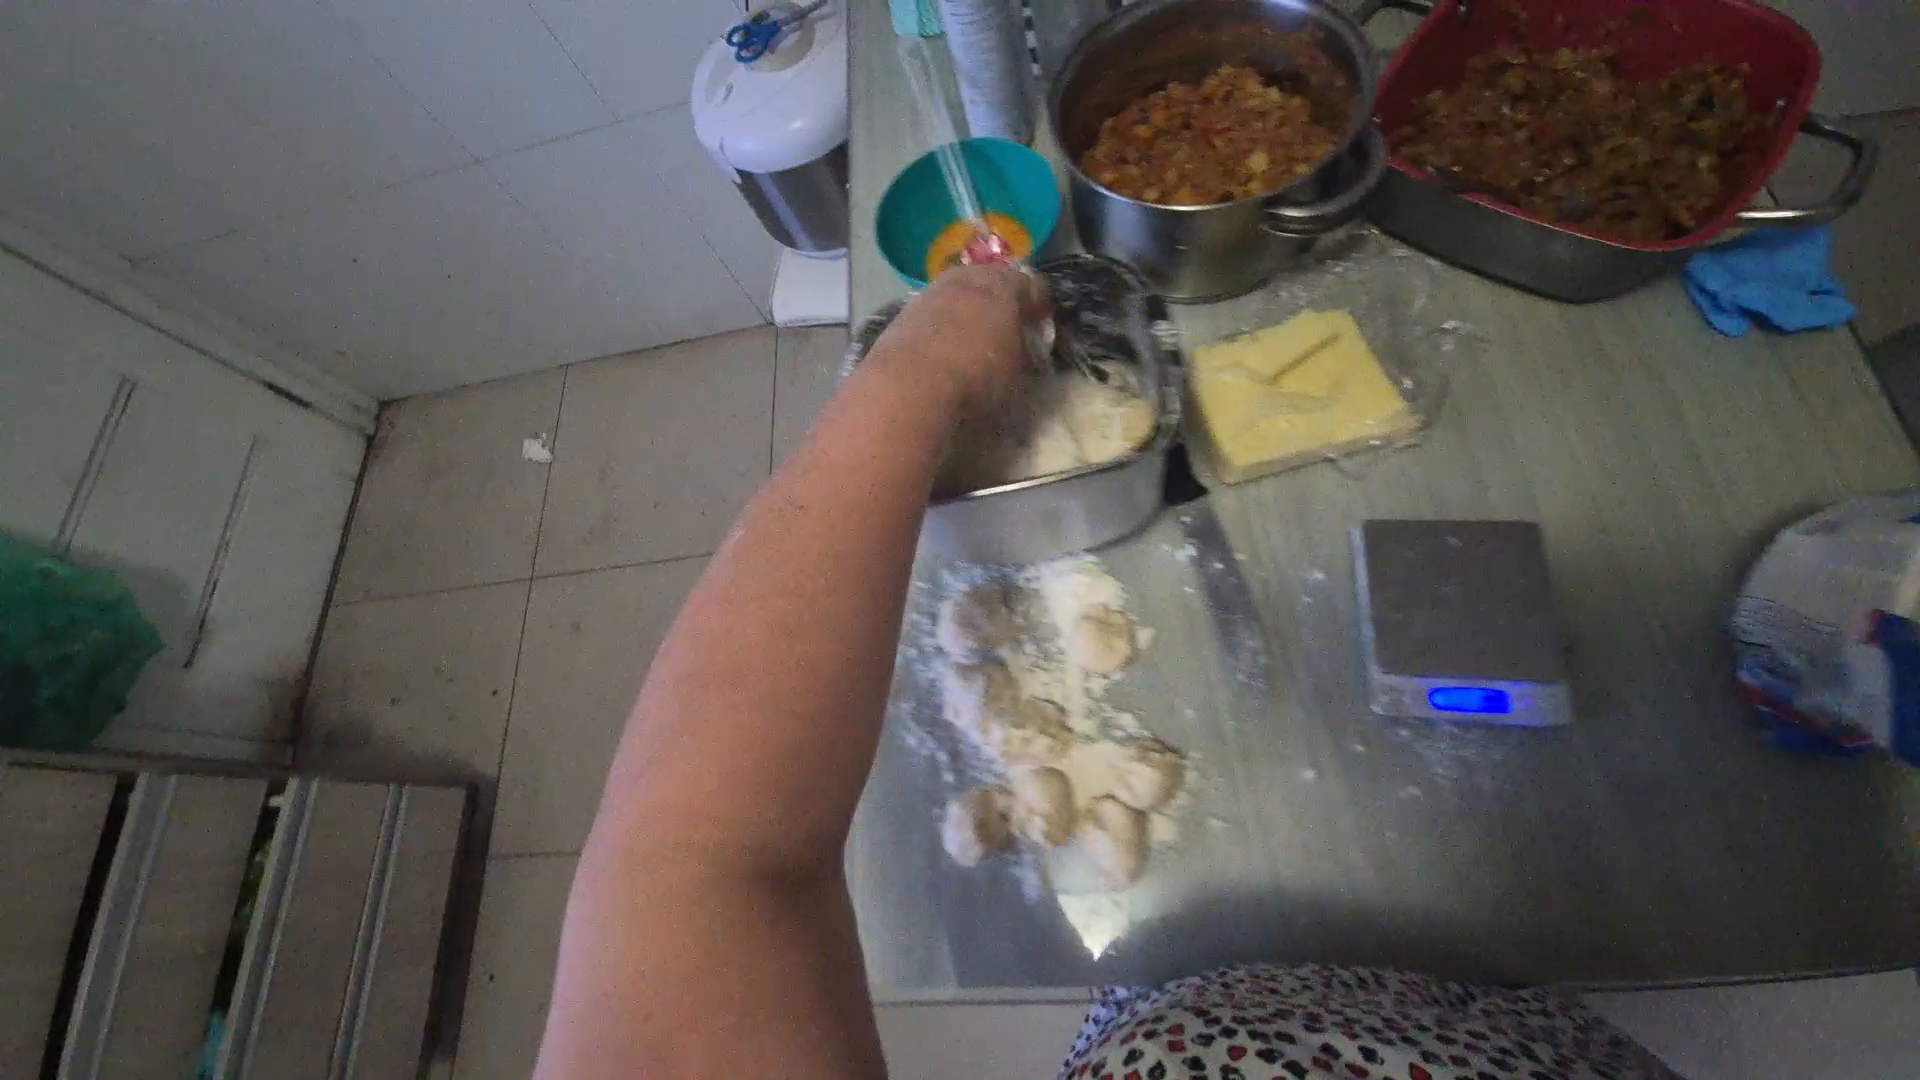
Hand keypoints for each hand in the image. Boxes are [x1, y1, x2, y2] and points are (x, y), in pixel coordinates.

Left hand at [867, 264, 1050, 421]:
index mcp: (1005, 289)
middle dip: (1000, 296)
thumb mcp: (1016, 374)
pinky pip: (932, 310)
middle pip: (990, 279)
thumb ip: (1024, 354)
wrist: (909, 386)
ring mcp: (932, 292)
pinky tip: (940, 343)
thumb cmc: (976, 378)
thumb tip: (1024, 350)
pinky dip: (940, 321)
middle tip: (1005, 320)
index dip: (1039, 302)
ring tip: (970, 331)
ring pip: (957, 290)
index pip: (1032, 285)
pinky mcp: (903, 312)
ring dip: (966, 306)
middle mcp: (968, 280)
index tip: (1041, 319)